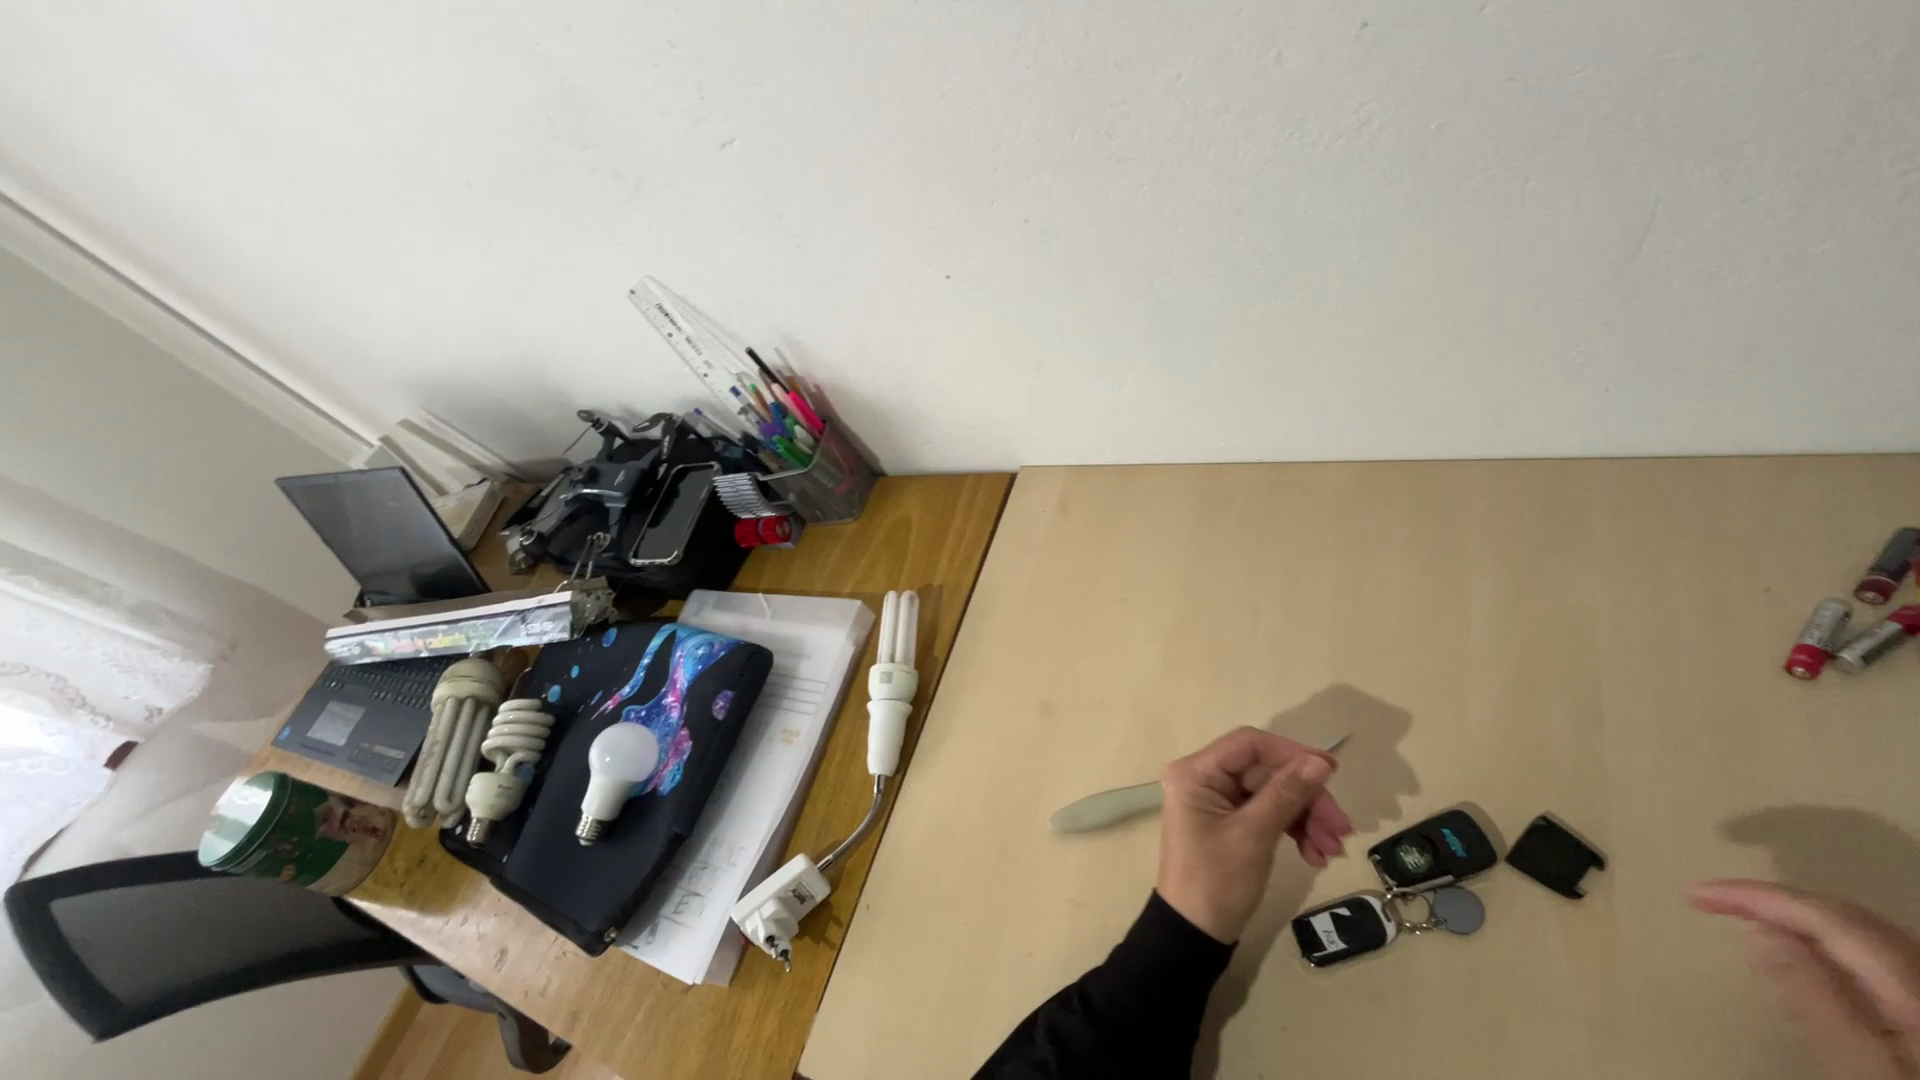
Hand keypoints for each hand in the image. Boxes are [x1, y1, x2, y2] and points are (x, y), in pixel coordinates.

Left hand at [1156, 726, 1352, 942]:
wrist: (1195, 932)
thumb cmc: (1216, 881)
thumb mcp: (1254, 836)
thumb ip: (1286, 794)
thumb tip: (1319, 762)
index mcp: (1197, 772)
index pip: (1250, 744)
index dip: (1292, 754)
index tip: (1331, 773)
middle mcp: (1205, 778)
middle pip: (1267, 771)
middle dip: (1307, 798)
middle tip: (1342, 829)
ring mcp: (1218, 800)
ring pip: (1274, 793)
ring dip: (1307, 818)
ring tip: (1333, 851)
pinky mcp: (1231, 821)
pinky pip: (1270, 813)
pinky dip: (1295, 830)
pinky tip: (1317, 855)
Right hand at [1691, 879, 1919, 1079]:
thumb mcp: (1857, 1060)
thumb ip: (1814, 997)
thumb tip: (1759, 931)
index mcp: (1909, 981)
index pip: (1823, 916)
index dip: (1754, 896)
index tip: (1695, 894)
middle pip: (1846, 918)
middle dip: (1776, 902)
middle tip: (1716, 901)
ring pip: (1863, 932)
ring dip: (1801, 918)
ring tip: (1750, 918)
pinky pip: (1878, 953)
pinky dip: (1831, 941)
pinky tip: (1809, 954)